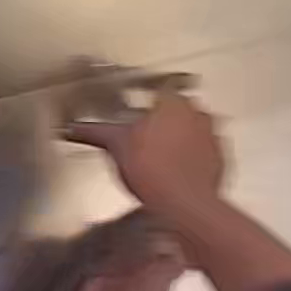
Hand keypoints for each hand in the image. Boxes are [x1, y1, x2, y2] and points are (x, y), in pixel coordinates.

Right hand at [66, 88, 226, 213]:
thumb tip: (72, 128)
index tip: (137, 96)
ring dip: (175, 133)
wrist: (184, 202)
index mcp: (173, 104)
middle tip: (141, 126)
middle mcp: (198, 114)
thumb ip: (93, 132)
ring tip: (154, 148)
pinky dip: (187, 151)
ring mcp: (213, 136)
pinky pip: (201, 147)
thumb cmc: (149, 166)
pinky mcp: (219, 158)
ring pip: (191, 126)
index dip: (147, 91)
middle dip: (160, 114)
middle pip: (178, 106)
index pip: (161, 87)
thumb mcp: (114, 145)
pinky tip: (170, 165)